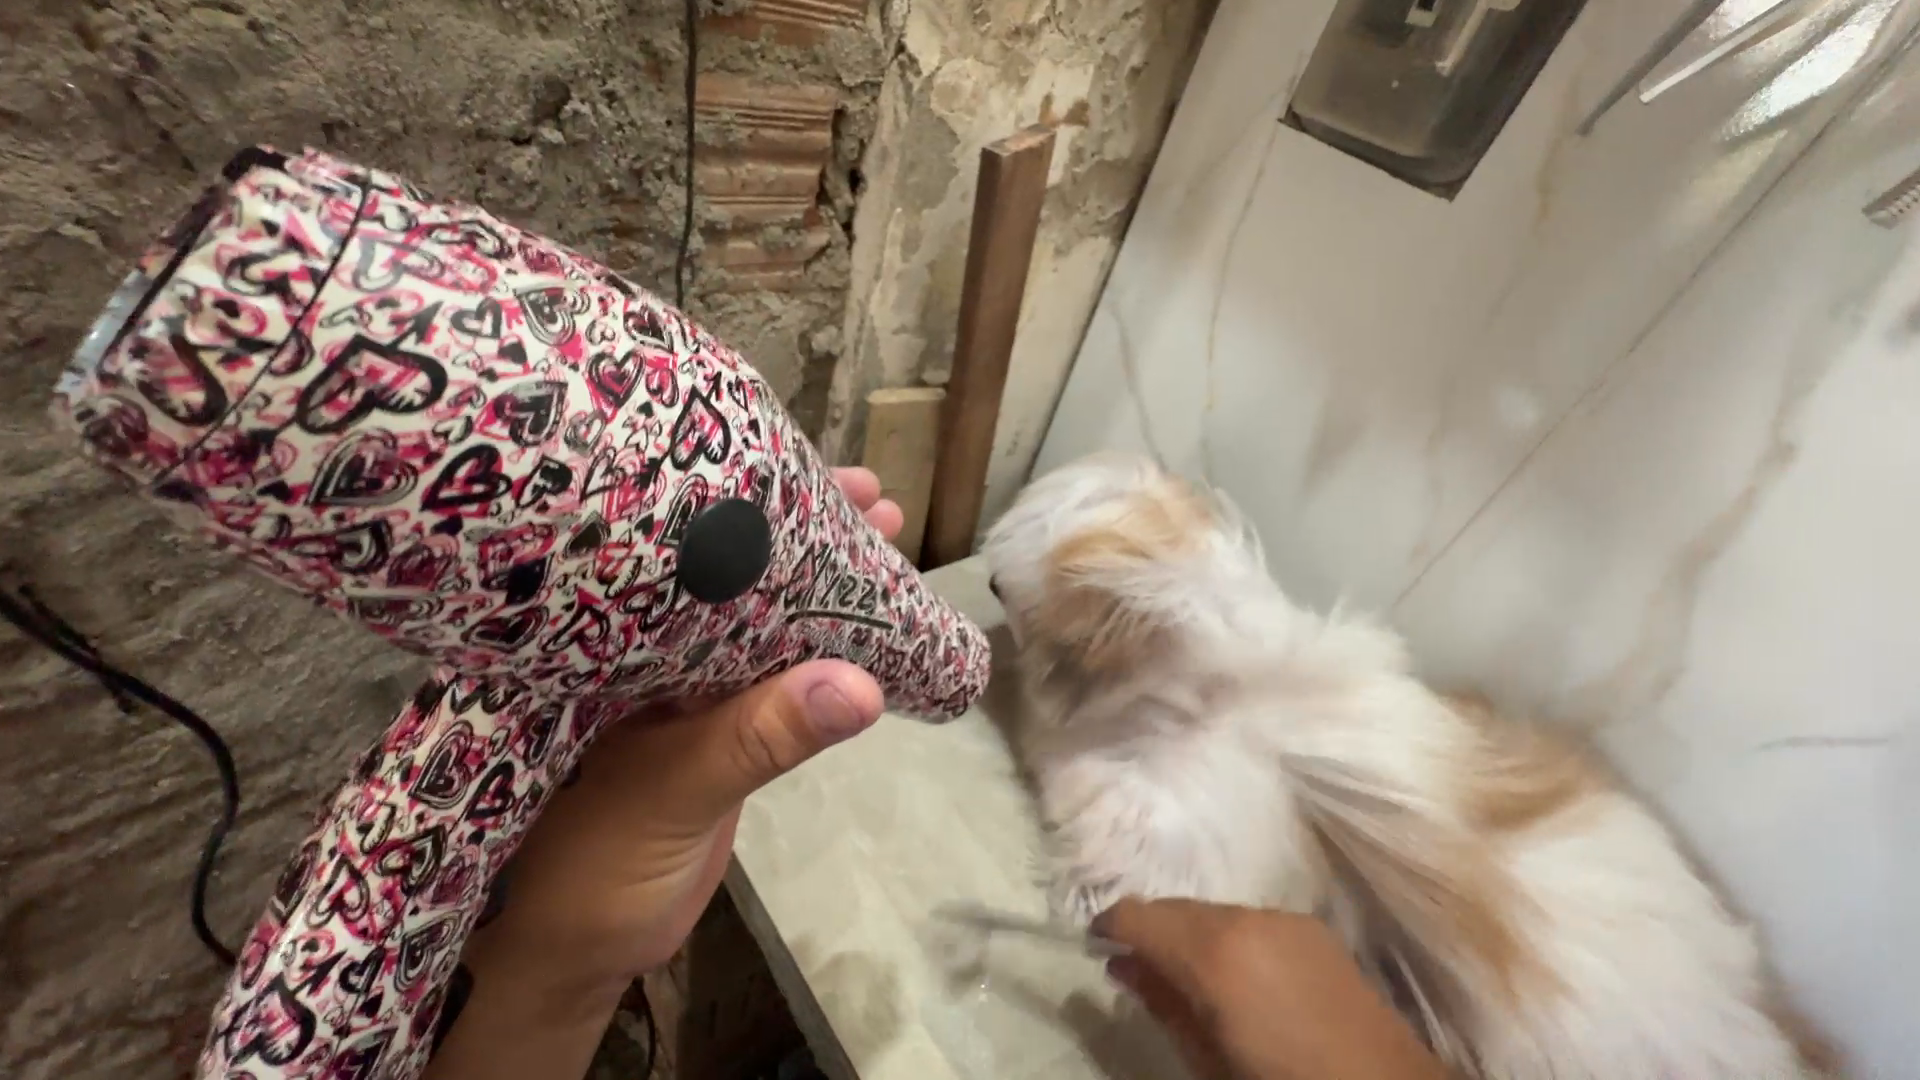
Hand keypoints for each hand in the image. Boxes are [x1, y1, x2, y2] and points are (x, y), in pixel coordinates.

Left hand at [426, 468, 902, 1079]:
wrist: (577, 950)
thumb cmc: (594, 866)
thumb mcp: (679, 791)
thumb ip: (760, 737)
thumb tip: (861, 683)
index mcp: (630, 643)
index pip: (699, 558)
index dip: (763, 515)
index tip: (823, 478)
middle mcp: (662, 651)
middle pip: (745, 577)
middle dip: (810, 535)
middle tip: (875, 497)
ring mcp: (696, 689)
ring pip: (771, 621)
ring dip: (826, 587)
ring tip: (886, 534)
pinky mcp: (725, 728)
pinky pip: (782, 677)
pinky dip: (824, 652)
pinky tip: (863, 632)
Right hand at [1096, 899, 1448, 1079]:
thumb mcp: (1209, 1063)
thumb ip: (1162, 1005)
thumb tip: (1122, 965)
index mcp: (1213, 954)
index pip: (1140, 916)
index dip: (1110, 926)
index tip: (1096, 945)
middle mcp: (1244, 918)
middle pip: (1174, 908)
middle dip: (1151, 931)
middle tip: (1138, 969)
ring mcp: (1282, 919)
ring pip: (1211, 911)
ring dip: (1191, 935)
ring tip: (1192, 980)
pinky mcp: (1311, 928)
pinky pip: (1249, 921)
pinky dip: (1230, 938)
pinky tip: (1241, 979)